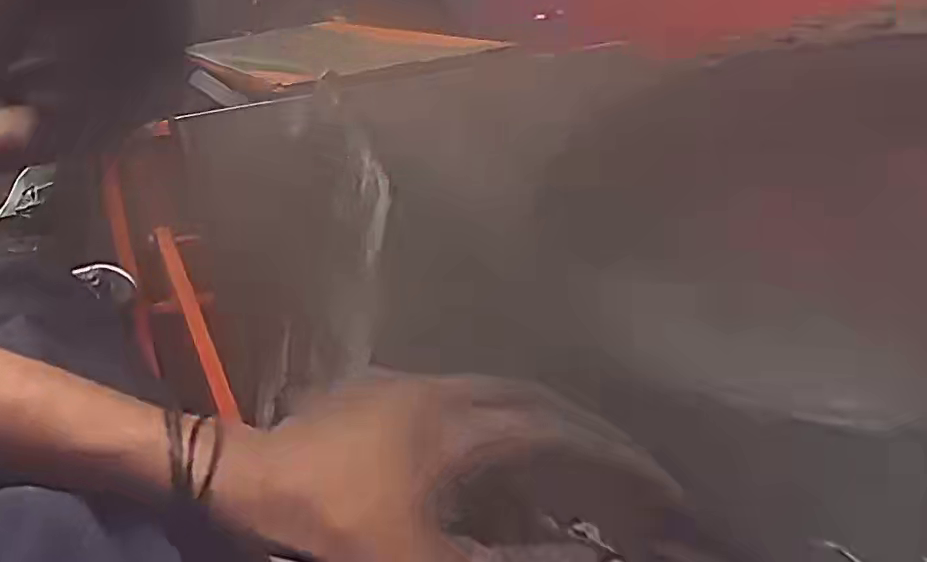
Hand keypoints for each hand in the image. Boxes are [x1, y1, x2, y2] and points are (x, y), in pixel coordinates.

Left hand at [225, 372, 679, 561]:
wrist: (259, 478)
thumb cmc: (341, 523)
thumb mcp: (436, 560)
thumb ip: (524, 559)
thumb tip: (595, 553)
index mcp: (449, 425)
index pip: (551, 428)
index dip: (616, 457)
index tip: (666, 490)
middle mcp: (425, 389)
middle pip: (521, 395)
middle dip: (582, 428)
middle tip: (632, 472)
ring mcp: (393, 382)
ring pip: (483, 389)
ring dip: (534, 419)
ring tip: (576, 462)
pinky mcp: (371, 388)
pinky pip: (450, 393)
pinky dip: (491, 416)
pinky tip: (497, 452)